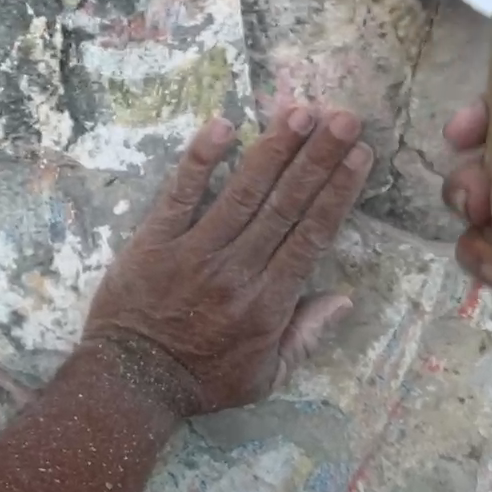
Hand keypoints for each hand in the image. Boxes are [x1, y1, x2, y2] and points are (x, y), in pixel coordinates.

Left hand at [82, 105, 374, 416]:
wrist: (132, 379)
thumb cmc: (201, 380)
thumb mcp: (266, 377)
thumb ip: (306, 337)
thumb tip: (345, 297)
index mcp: (269, 303)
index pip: (311, 235)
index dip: (337, 192)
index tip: (359, 155)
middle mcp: (237, 270)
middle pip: (285, 205)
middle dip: (316, 158)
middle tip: (342, 117)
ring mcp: (194, 251)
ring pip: (241, 193)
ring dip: (271, 150)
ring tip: (297, 111)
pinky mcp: (154, 241)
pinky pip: (179, 195)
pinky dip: (199, 160)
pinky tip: (221, 126)